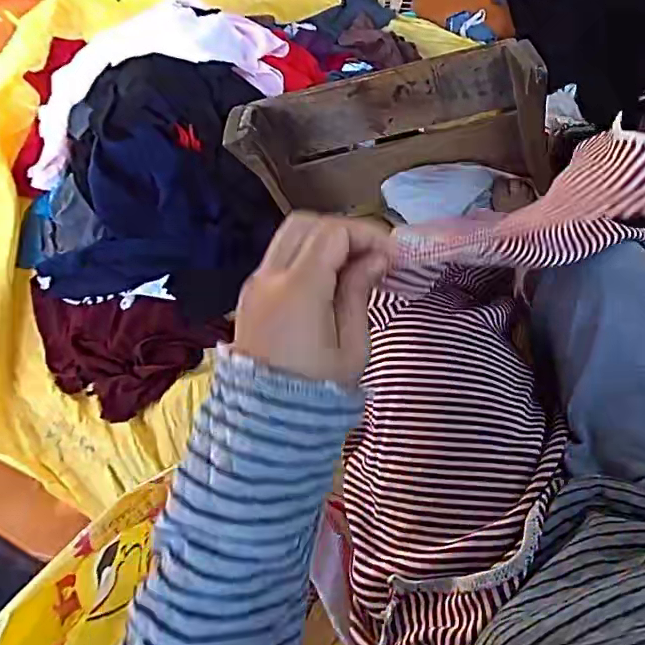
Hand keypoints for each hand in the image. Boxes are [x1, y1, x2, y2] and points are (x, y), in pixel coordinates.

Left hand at [234, 213, 393, 385]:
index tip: (392, 257)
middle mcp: (269, 278)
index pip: (334, 234)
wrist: (267, 420)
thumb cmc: (319, 388)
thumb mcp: (352, 344)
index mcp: (298, 289)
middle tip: (374, 254)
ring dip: (326, 240)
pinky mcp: (252, 296)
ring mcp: (255, 285)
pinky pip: (282, 257)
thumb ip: (359, 292)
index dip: (368, 236)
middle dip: (346, 230)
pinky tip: (334, 279)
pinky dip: (309, 255)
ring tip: (356, 266)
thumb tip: (374, 259)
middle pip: (307, 223)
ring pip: (290, 236)